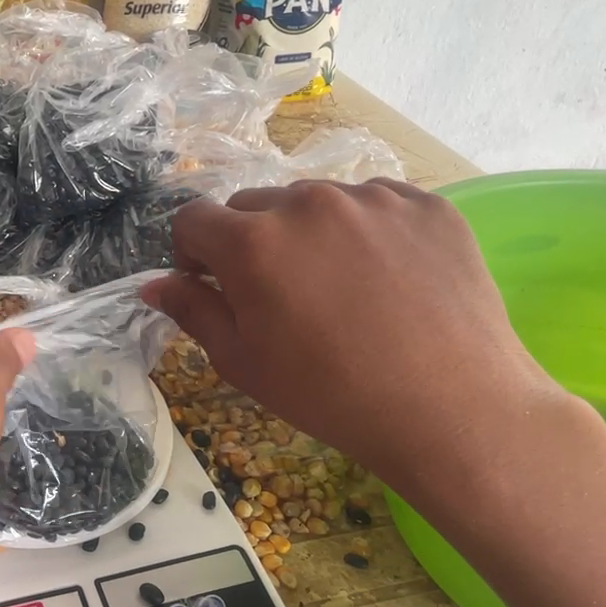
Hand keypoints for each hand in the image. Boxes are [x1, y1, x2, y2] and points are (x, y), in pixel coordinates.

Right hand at [142, 180, 569, 504]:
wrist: (452, 409)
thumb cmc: (329, 394)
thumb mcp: (242, 362)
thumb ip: (192, 311)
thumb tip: (153, 285)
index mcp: (252, 242)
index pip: (193, 219)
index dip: (192, 253)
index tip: (212, 287)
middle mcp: (307, 202)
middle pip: (252, 206)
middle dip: (249, 242)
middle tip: (278, 294)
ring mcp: (373, 197)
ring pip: (314, 201)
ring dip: (307, 234)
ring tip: (339, 288)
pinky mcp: (428, 204)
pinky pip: (374, 204)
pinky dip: (365, 232)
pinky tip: (385, 280)